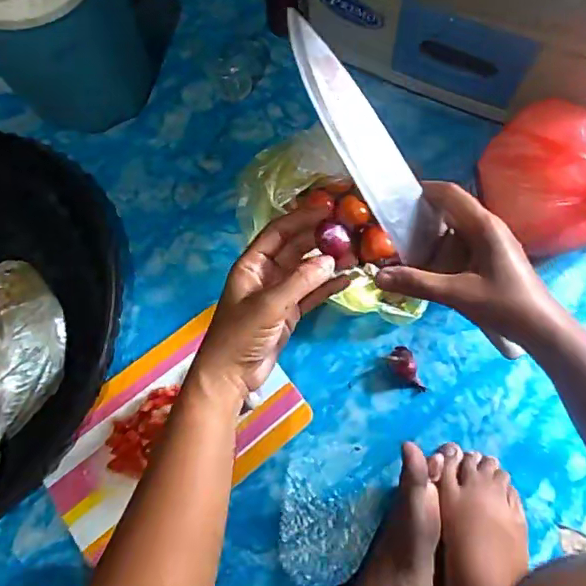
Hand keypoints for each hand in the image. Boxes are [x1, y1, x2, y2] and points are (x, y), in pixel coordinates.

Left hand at [190, 207, 351, 401]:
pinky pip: (312, 293)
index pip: (279, 232)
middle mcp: (266, 274)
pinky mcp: (290, 312)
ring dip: (328, 261)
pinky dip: (329, 285)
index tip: (328, 209)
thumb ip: (300, 281)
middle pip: (296, 248)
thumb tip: (330, 259)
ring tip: (355, 252)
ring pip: (308, 270)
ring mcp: (279, 293)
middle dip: (320, 238)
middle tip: (349, 229)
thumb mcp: (269, 305)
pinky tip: (348, 278)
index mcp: (252, 264)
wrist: (230, 376)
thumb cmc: (240, 335)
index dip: (302, 218)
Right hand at [374, 182, 567, 347]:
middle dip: (424, 215)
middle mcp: (490, 225)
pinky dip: (447, 248)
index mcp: (483, 225)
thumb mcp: (458, 295)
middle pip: (453, 208)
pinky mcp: (496, 255)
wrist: (543, 328)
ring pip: (459, 226)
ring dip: (435, 234)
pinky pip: (466, 242)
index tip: (396, 199)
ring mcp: (495, 240)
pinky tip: (434, 267)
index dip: (422, 190)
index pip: (449, 193)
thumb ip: (417, 282)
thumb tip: (378, 276)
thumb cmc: (505, 305)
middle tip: (395, 228)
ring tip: (409, 249)